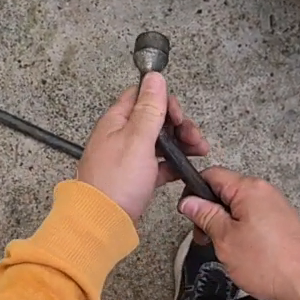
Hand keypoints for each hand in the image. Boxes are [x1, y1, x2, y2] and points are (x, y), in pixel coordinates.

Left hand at [77, 72, 210, 220]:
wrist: (102, 222)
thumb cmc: (115, 183)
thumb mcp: (138, 140)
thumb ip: (149, 108)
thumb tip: (155, 77)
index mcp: (116, 121)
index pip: (142, 96)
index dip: (164, 102)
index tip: (178, 117)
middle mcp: (120, 136)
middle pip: (154, 119)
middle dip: (178, 125)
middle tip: (193, 138)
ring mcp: (127, 157)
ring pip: (159, 141)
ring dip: (180, 143)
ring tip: (198, 152)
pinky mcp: (134, 176)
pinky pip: (157, 163)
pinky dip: (172, 164)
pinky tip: (183, 169)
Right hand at [178, 168, 299, 299]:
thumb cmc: (270, 264)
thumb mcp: (225, 239)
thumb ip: (205, 216)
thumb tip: (190, 203)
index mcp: (249, 189)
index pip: (213, 174)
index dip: (194, 191)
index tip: (189, 212)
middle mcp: (265, 192)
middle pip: (226, 191)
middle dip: (210, 212)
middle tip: (204, 237)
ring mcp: (276, 207)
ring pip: (240, 207)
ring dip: (226, 225)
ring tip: (225, 250)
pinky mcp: (283, 223)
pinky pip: (255, 219)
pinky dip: (243, 231)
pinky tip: (243, 252)